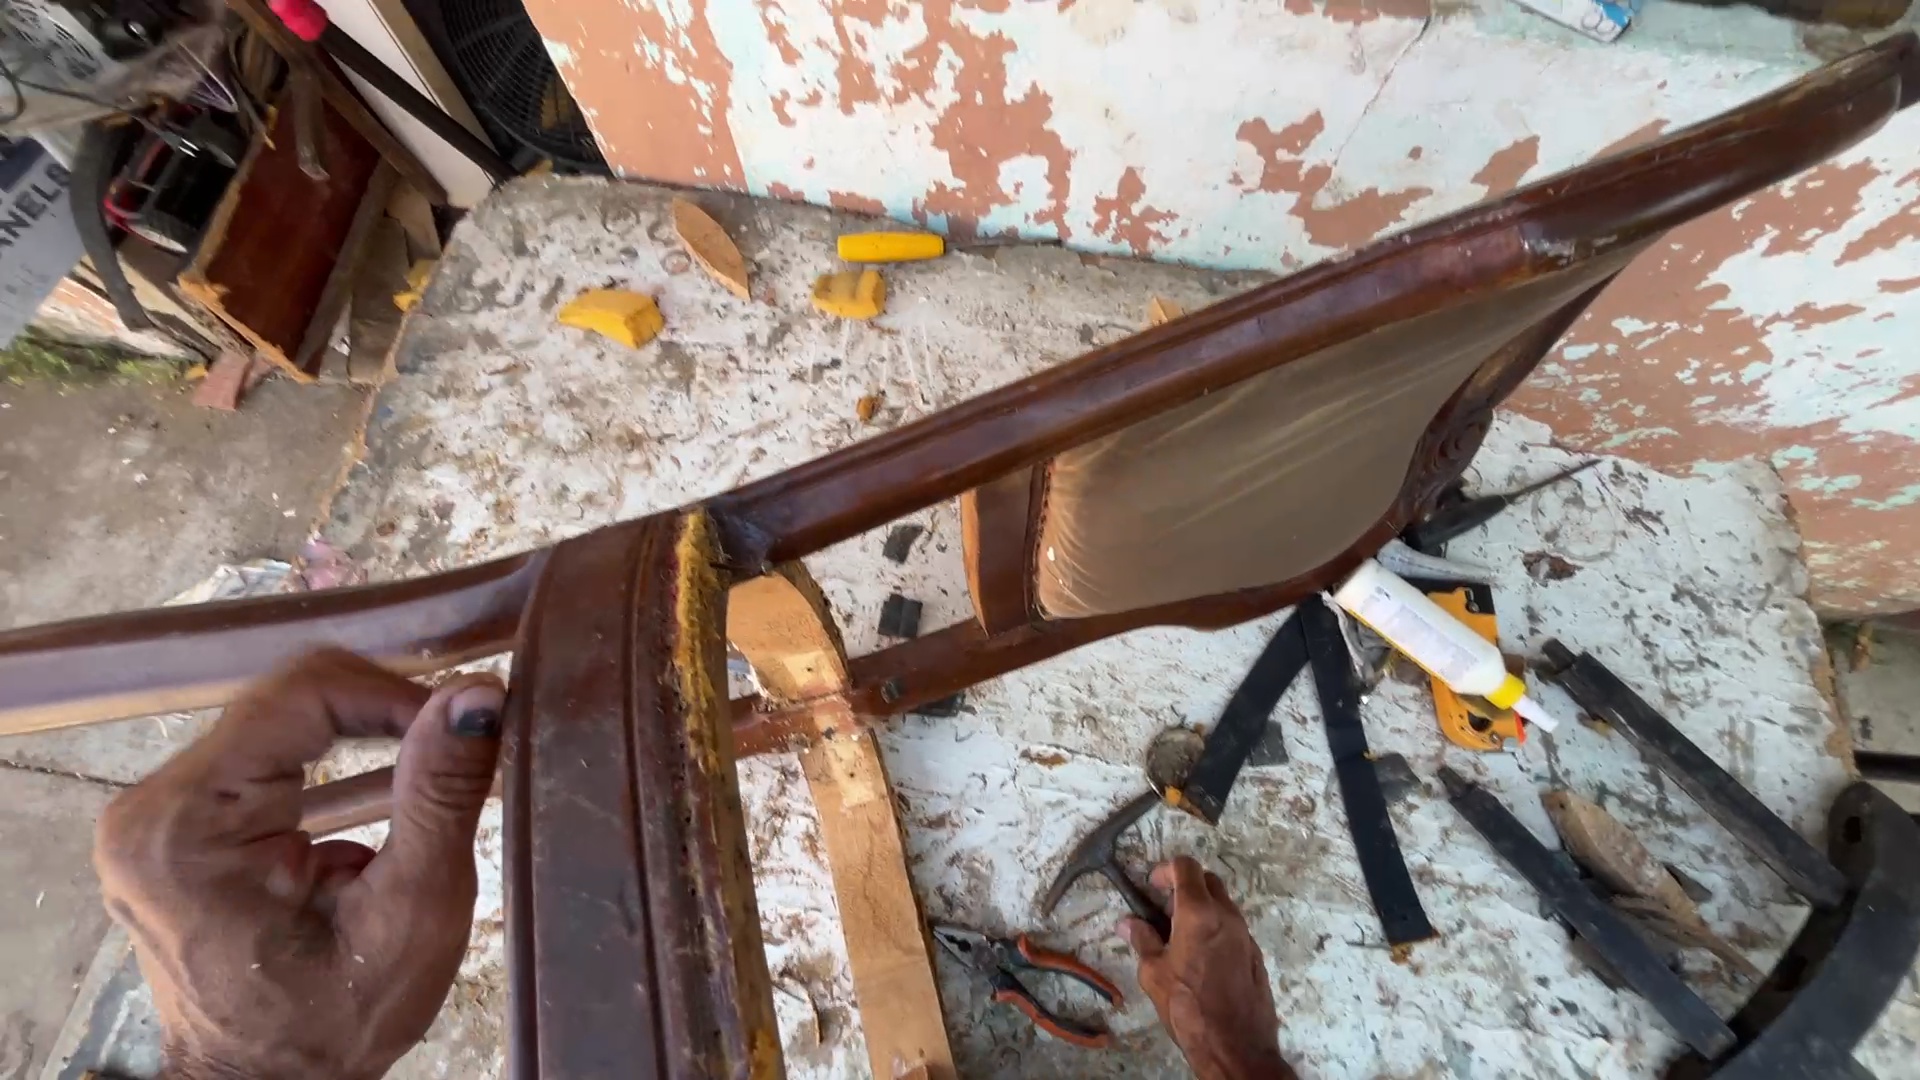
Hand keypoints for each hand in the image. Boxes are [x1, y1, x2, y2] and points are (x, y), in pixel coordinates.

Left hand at [94, 649, 505, 1079]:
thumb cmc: (342, 1011)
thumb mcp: (414, 905)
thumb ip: (440, 791)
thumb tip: (479, 693)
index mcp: (188, 824)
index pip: (304, 694)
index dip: (400, 696)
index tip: (464, 734)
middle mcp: (155, 803)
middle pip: (297, 694)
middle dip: (395, 708)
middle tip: (460, 750)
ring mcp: (167, 807)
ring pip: (297, 708)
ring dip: (381, 723)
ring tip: (440, 763)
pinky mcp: (193, 813)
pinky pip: (286, 738)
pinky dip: (356, 742)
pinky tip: (402, 775)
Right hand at [1118, 857, 1291, 1079]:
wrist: (1238, 1051)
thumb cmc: (1189, 1008)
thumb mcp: (1154, 973)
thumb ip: (1142, 940)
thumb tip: (1128, 923)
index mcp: (1199, 912)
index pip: (1186, 866)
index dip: (1165, 869)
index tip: (1152, 886)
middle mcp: (1227, 916)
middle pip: (1207, 880)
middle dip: (1185, 886)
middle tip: (1166, 910)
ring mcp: (1245, 935)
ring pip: (1223, 904)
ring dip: (1202, 908)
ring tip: (1182, 937)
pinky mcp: (1256, 956)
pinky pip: (1233, 928)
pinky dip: (1216, 929)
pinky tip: (1202, 958)